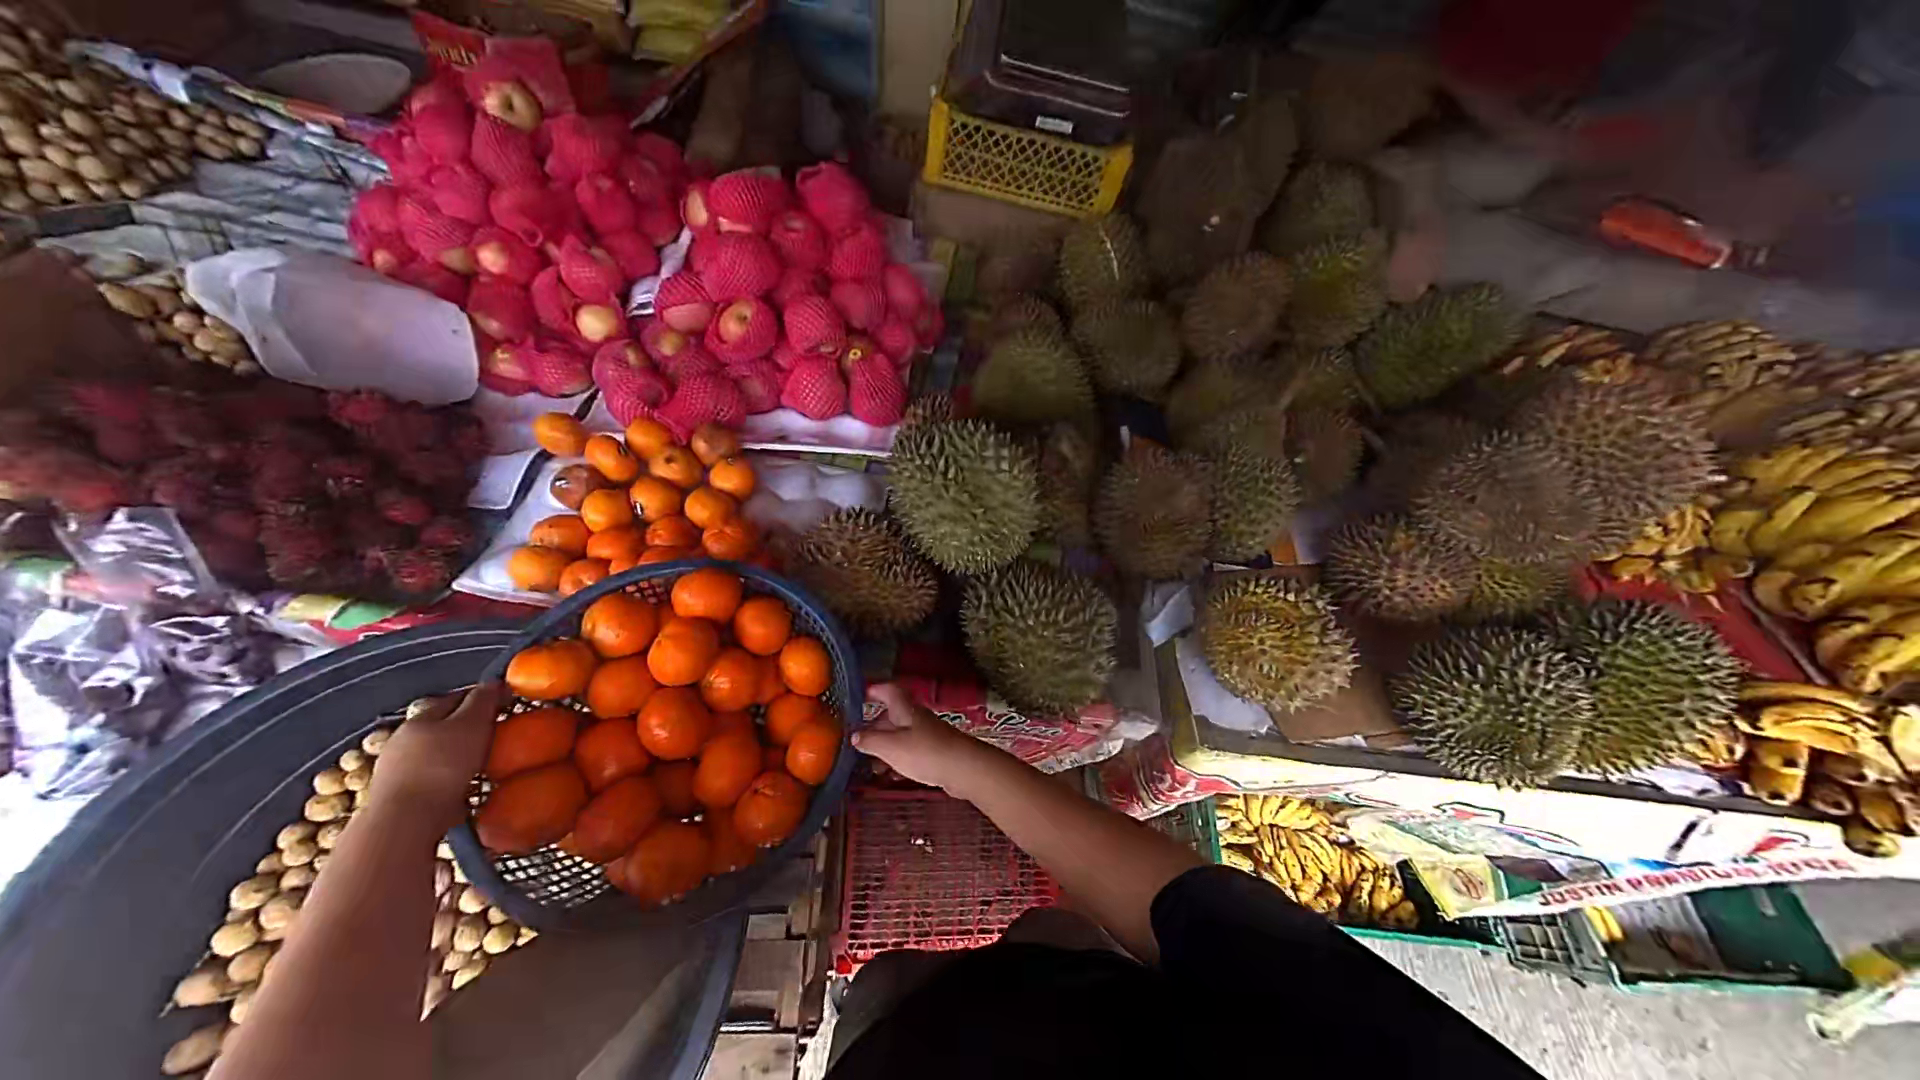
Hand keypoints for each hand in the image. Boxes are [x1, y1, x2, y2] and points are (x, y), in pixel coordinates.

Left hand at [370, 682, 503, 830]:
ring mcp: (397, 770)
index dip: (482, 697)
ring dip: (459, 754)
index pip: (456, 698)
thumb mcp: (471, 724)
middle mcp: (403, 741)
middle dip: (469, 727)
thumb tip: (494, 681)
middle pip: (443, 726)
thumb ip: (483, 700)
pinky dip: (450, 778)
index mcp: (420, 719)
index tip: (506, 704)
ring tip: (485, 763)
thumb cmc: (443, 765)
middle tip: (498, 734)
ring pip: (437, 753)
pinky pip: (433, 778)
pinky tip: (466, 786)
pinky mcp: (400, 797)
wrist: (406, 821)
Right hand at [853, 683, 994, 796]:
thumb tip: (854, 735)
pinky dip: (899, 761)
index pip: (888, 690)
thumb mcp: (890, 747)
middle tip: (856, 743)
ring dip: (885, 749)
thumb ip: (870, 740)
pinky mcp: (936, 753)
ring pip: (900, 737)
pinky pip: (911, 753)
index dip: (874, 689)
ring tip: (871, 766)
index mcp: (904, 709)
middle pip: (892, 716)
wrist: (965, 769)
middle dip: (874, 728)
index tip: (860, 695)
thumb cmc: (925, 752)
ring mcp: (927, 735)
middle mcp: (916, 718)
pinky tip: (892, 776)